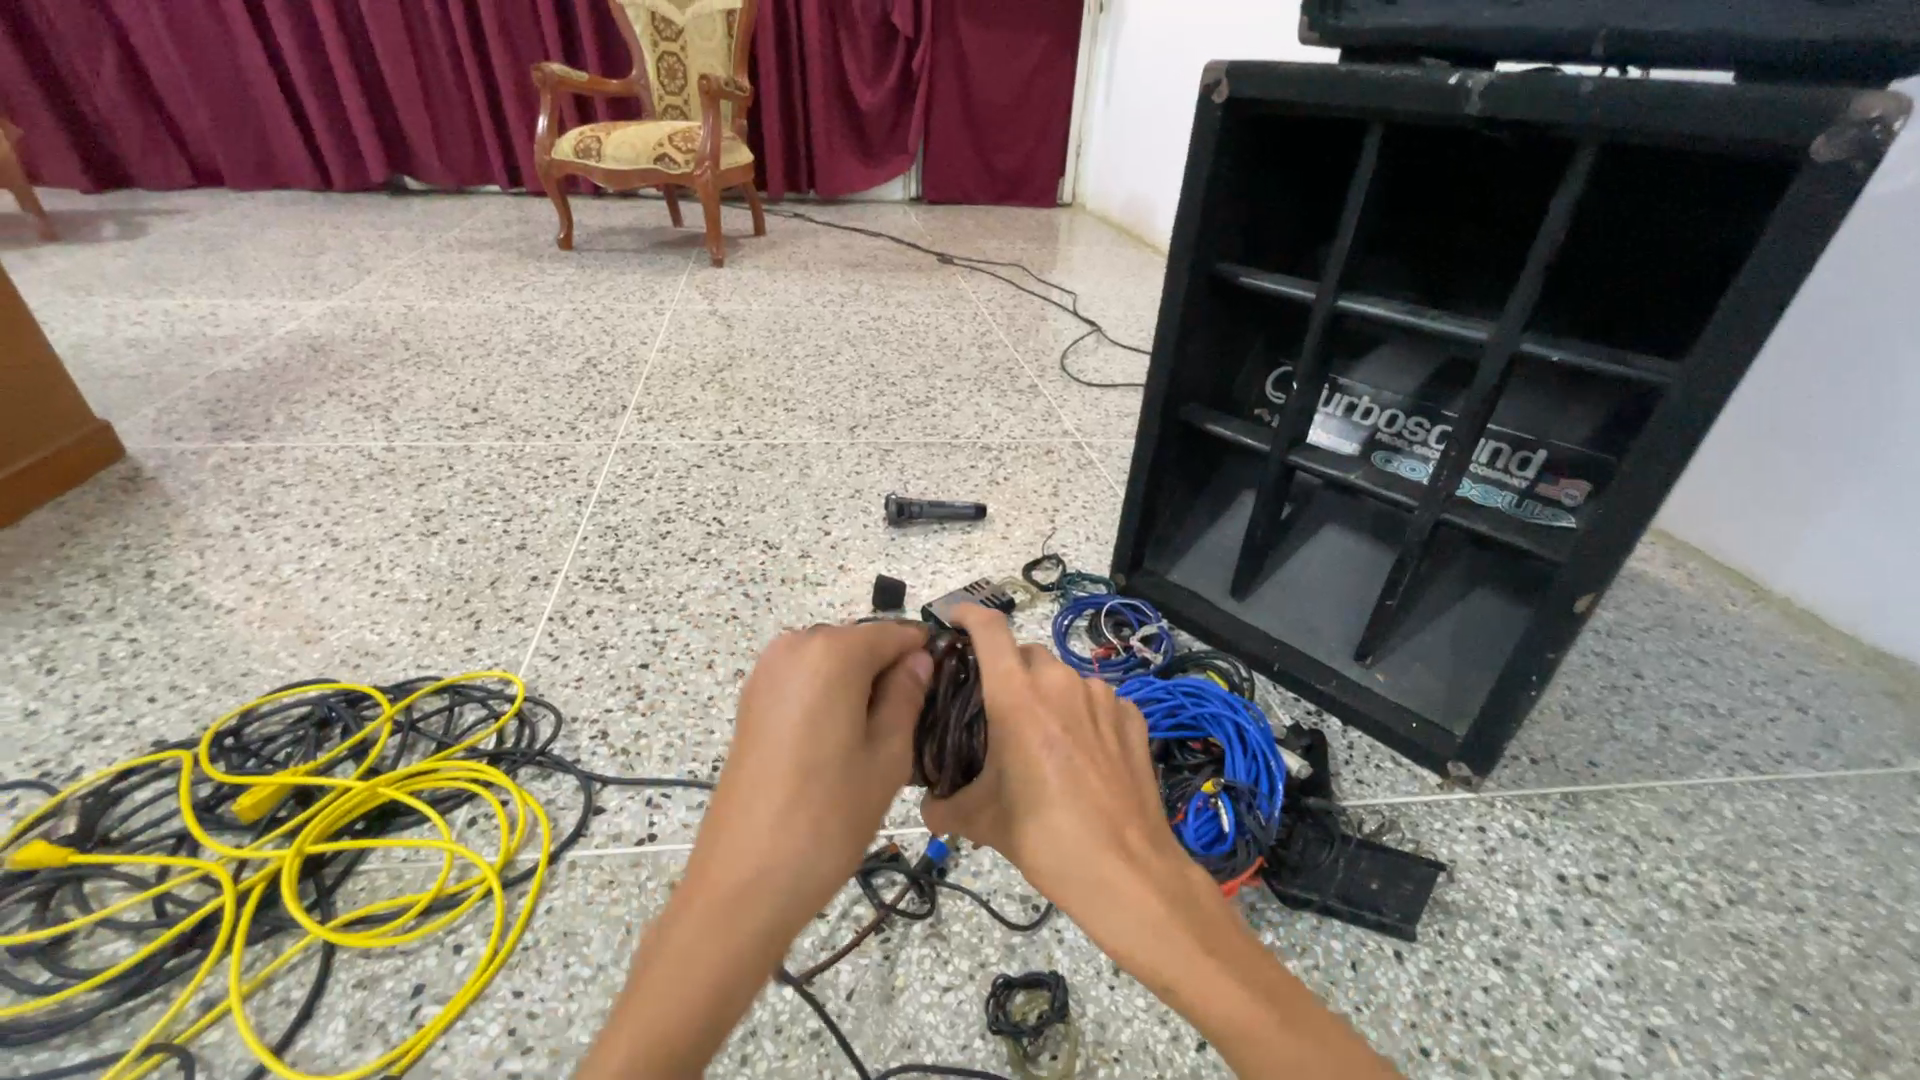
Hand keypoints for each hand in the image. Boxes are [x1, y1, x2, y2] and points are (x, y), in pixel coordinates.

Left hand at [580, 620, 931, 1079]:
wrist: (745, 880)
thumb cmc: (828, 817)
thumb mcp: (887, 756)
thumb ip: (907, 695)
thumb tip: (919, 660)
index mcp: (832, 651)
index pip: (895, 633)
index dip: (925, 655)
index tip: (947, 688)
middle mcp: (794, 647)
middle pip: (860, 644)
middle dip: (890, 673)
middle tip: (913, 725)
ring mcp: (766, 673)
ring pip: (832, 663)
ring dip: (860, 688)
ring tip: (877, 742)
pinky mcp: (751, 702)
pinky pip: (806, 682)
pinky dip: (830, 699)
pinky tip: (841, 745)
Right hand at [920, 606, 1207, 959]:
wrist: (1125, 869)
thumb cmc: (1044, 838)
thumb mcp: (983, 821)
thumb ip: (946, 805)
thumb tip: (929, 809)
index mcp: (1016, 696)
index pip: (989, 629)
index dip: (968, 614)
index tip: (954, 617)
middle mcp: (1060, 682)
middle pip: (1025, 655)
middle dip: (1008, 673)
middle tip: (999, 712)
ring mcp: (1102, 696)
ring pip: (1063, 678)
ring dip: (1047, 696)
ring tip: (1043, 741)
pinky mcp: (1133, 715)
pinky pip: (1097, 701)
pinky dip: (1083, 716)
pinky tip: (1082, 755)